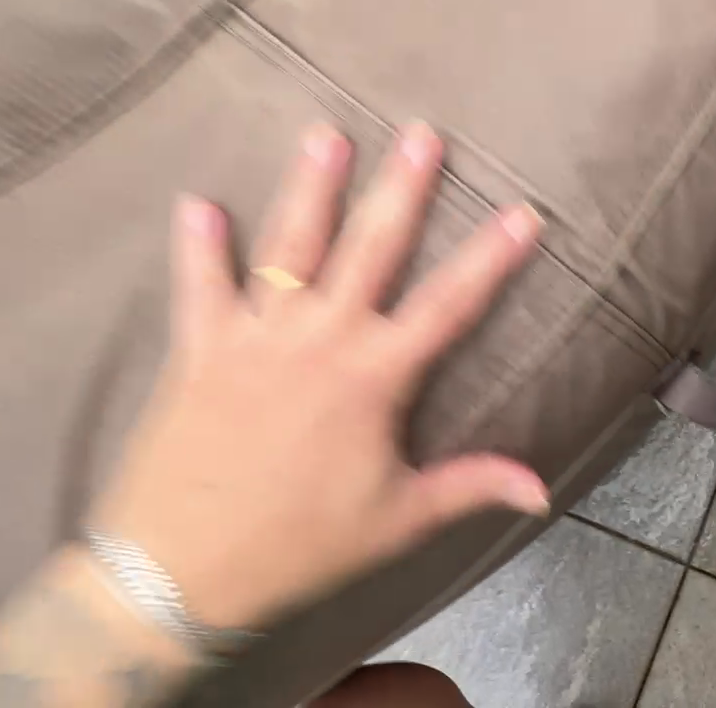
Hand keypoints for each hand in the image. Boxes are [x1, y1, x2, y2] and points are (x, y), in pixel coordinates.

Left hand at [88, 123, 551, 631]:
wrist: (170, 582)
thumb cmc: (298, 544)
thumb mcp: (397, 519)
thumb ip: (472, 486)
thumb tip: (545, 490)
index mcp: (373, 376)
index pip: (449, 304)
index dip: (492, 258)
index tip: (524, 214)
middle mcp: (319, 341)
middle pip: (369, 249)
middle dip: (401, 190)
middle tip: (421, 134)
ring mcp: (254, 341)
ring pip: (288, 251)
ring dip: (309, 190)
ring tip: (326, 135)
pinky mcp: (199, 355)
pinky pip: (198, 292)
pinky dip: (197, 250)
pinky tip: (195, 203)